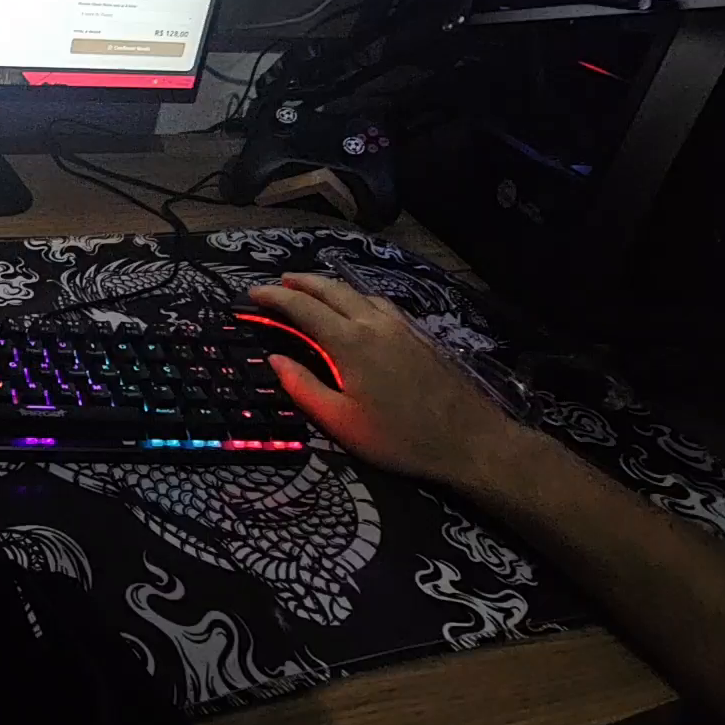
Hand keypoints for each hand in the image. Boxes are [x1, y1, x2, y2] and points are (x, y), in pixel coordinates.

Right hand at [249, 274, 519, 488]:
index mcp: (349, 342)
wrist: (472, 443)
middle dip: (300, 281)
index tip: (252, 292)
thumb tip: (275, 359)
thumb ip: (302, 387)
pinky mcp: (418, 335)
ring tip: (310, 290)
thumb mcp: (341, 422)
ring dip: (328, 286)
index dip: (274, 295)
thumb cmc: (400, 438)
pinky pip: (379, 303)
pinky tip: (356, 308)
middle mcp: (373, 324)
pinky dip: (355, 297)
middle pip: (330, 288)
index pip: (302, 306)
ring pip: (357, 292)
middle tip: (277, 282)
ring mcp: (400, 326)